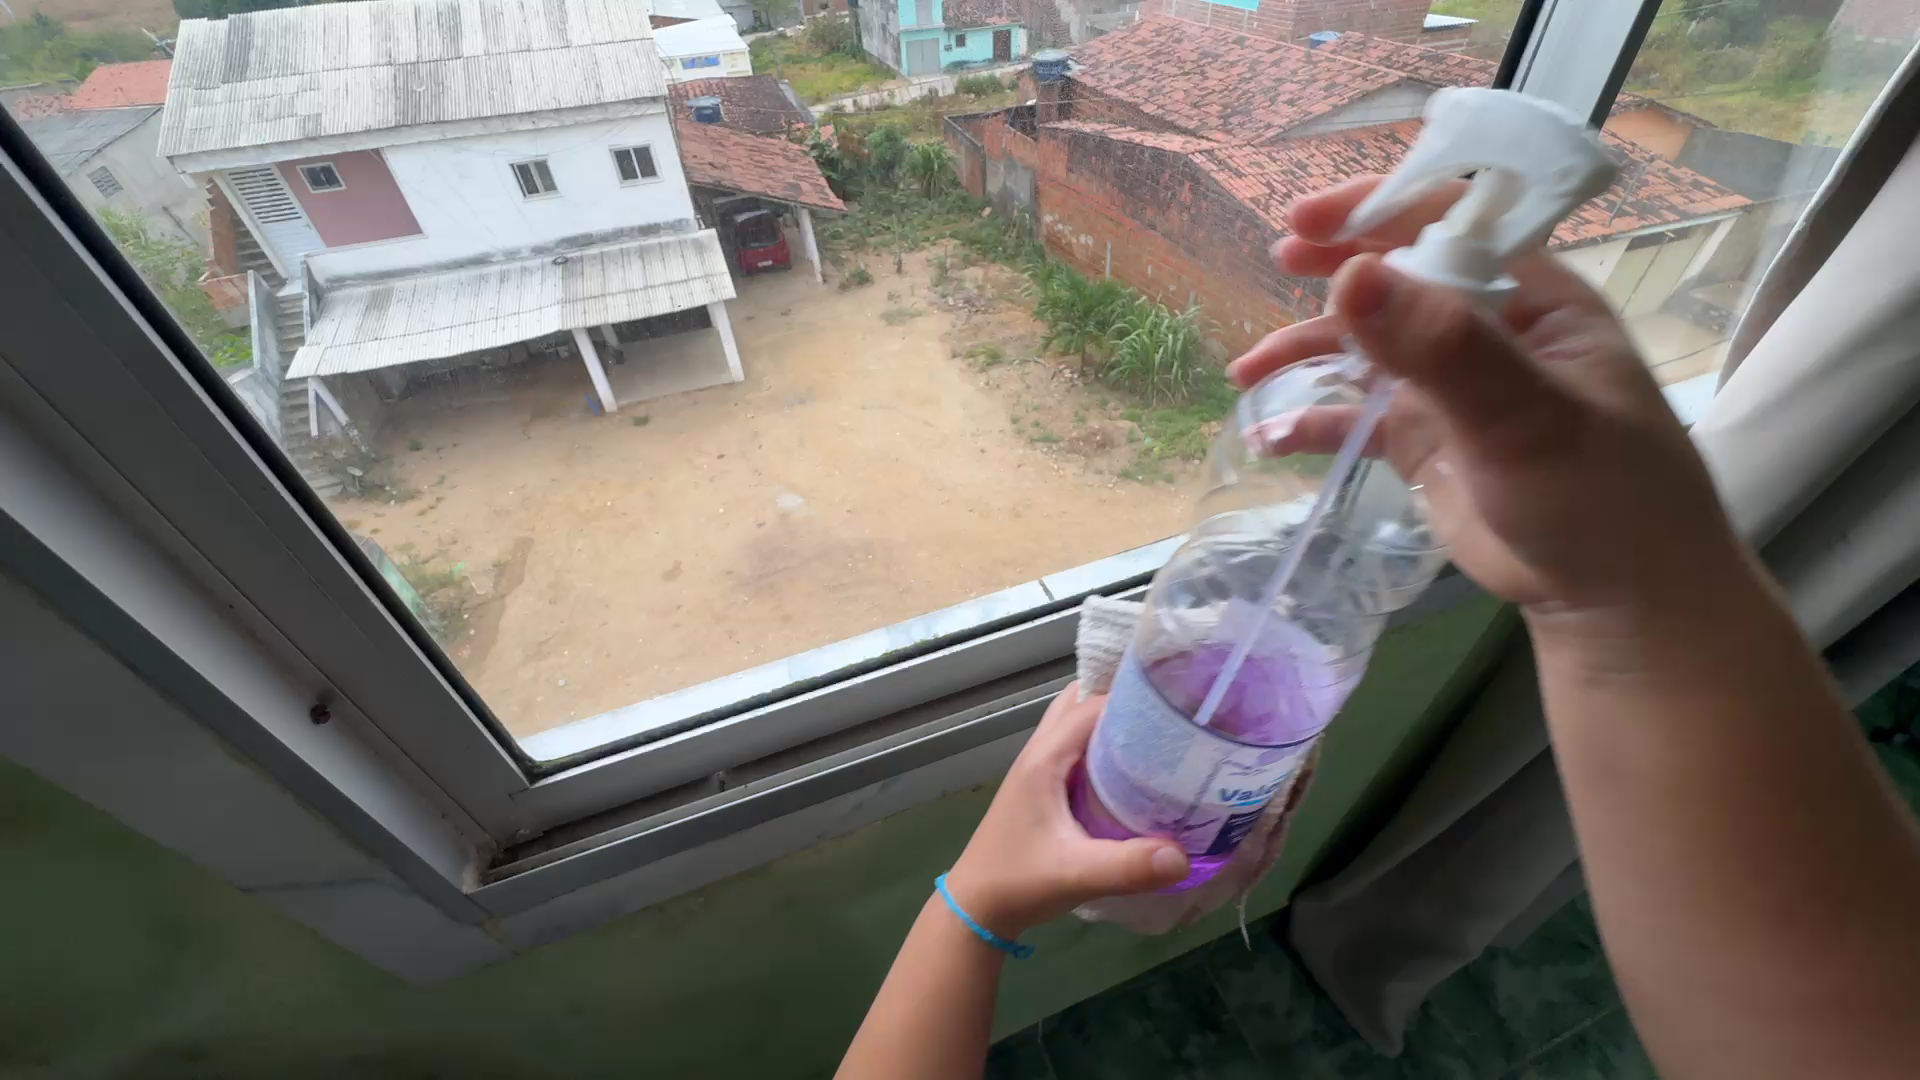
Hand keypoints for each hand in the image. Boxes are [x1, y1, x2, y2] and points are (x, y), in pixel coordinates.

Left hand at [943, 685, 1188, 938]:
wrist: (976, 907)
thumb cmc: (1018, 881)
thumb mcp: (1076, 874)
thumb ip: (1128, 866)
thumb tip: (1185, 857)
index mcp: (1045, 758)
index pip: (1090, 705)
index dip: (1130, 697)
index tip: (1176, 701)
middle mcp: (1040, 752)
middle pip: (1079, 703)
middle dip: (1120, 697)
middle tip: (1170, 709)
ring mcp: (1039, 768)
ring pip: (1075, 725)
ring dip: (1110, 720)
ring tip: (1160, 731)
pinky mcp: (1043, 786)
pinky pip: (1076, 748)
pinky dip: (1102, 745)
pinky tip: (1135, 768)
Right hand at [1230, 176, 1748, 633]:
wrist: (1605, 594)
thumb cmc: (1595, 496)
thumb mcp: (1522, 417)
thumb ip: (1440, 347)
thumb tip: (1349, 278)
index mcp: (1530, 302)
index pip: (1451, 226)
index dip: (1379, 210)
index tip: (1307, 222)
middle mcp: (1483, 334)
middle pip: (1397, 280)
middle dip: (1335, 269)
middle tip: (1276, 261)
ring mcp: (1446, 388)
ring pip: (1362, 351)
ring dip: (1303, 354)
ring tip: (1246, 375)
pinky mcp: (1418, 440)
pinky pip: (1351, 418)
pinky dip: (1308, 422)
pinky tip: (1269, 438)